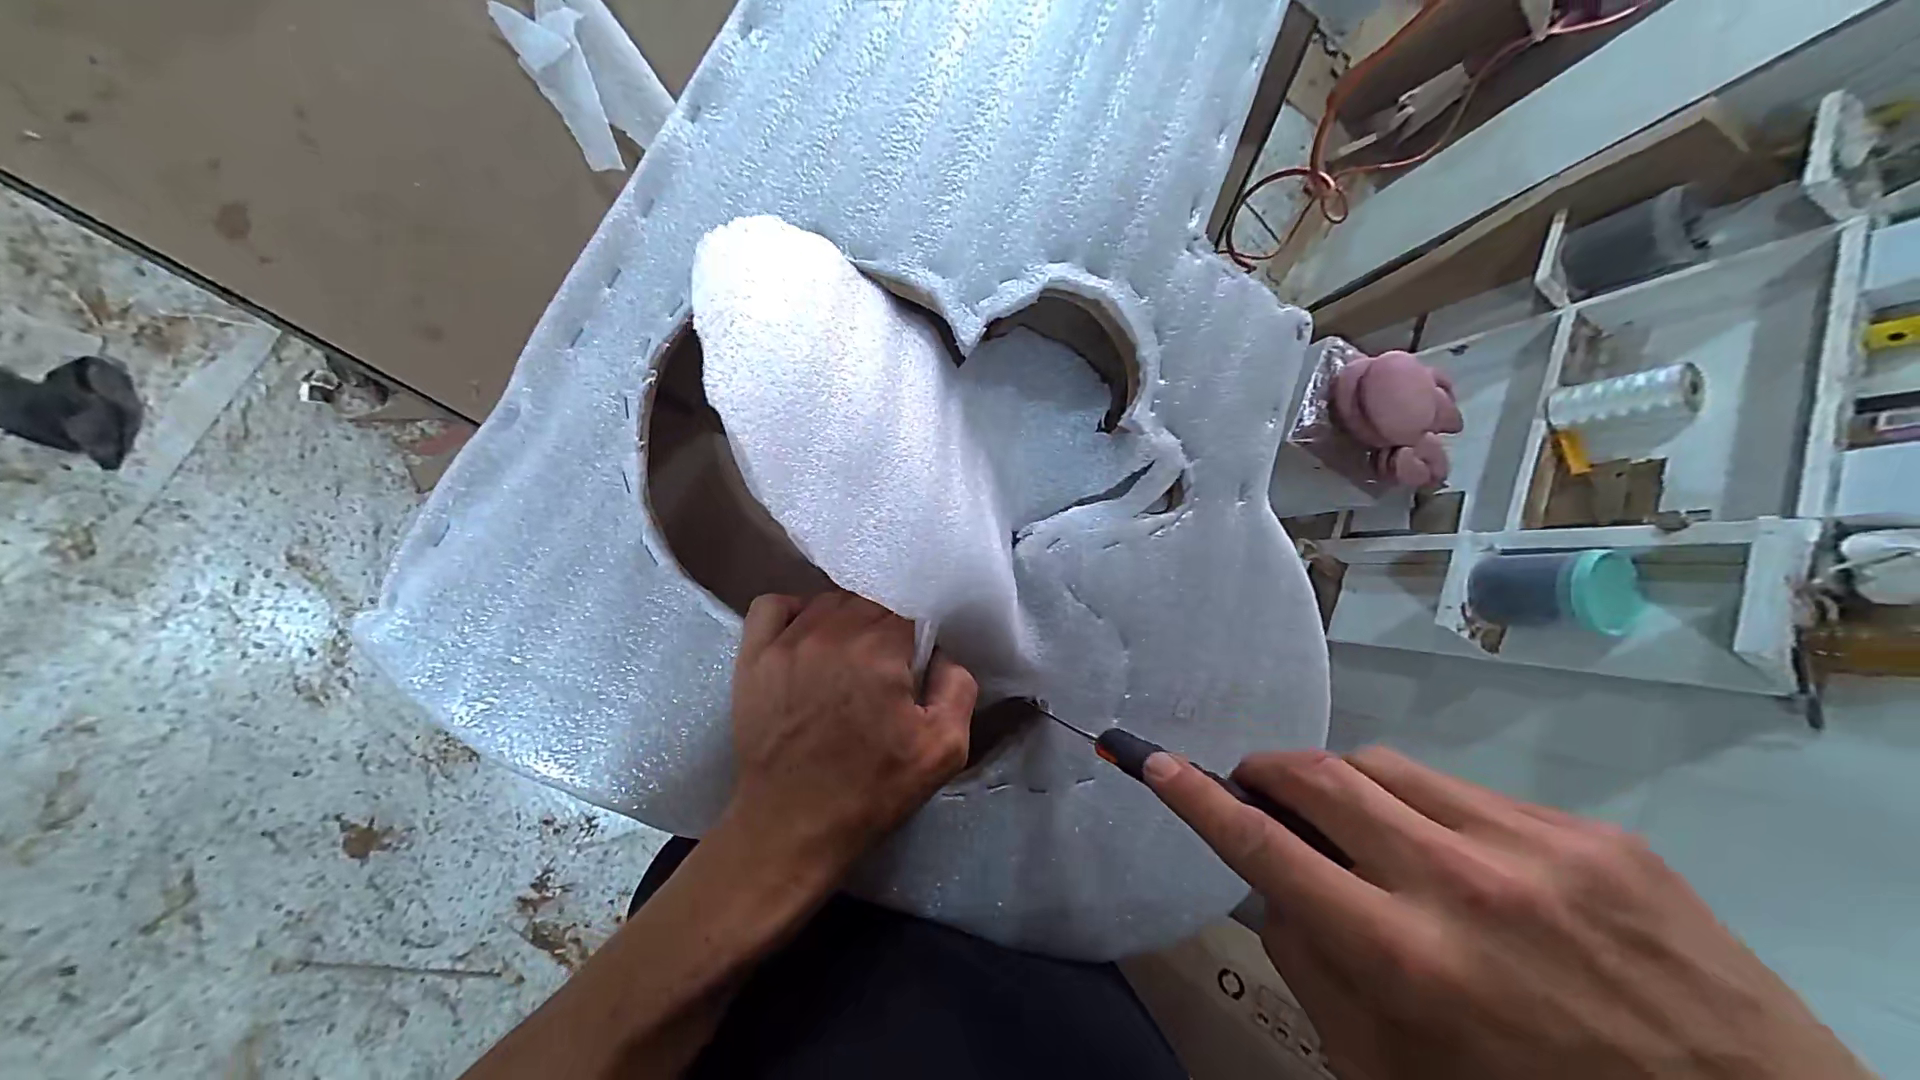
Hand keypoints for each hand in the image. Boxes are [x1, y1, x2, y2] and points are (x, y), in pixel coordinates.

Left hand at [724, 591, 976, 874]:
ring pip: (828, 600)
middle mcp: (831, 633)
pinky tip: (808, 637)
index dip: (916, 632)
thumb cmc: (871, 789)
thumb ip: (959, 685)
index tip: (915, 660)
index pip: (908, 607)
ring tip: (851, 656)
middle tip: (887, 666)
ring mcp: (786, 641)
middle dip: (885, 626)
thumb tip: (941, 652)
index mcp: (879, 650)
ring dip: (847, 619)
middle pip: (870, 600)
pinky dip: (795, 612)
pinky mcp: (753, 656)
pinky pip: (773, 604)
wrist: (792, 825)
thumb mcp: (945, 749)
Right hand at [1147, 747, 1872, 1079]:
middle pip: (1319, 776)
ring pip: (1384, 766)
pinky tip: (1462, 862)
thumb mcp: (1397, 1079)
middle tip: (1255, 788)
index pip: (1264, 850)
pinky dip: (1427, 812)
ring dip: (1343, 786)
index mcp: (1407, 962)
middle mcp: (1462, 885)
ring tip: (1360, 829)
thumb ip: (1315, 971)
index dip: (1197, 798)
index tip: (1155, 760)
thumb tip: (1272, 884)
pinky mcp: (1596, 834)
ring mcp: (1537, 848)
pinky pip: (1465, 793)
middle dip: (1265, 769)